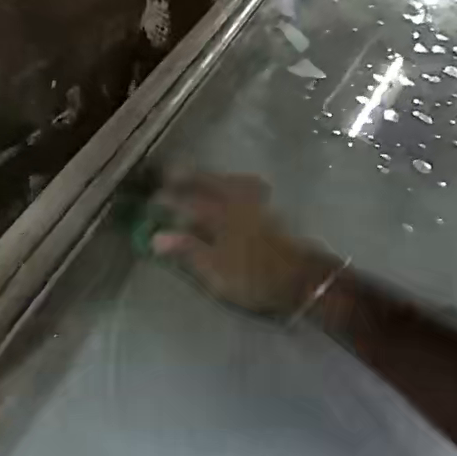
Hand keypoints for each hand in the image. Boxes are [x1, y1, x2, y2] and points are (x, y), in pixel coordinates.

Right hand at [149, 170, 339, 317]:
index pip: (187, 200)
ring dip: (213, 178)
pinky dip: (232, 186)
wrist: (304, 280)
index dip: (167, 199)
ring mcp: (257, 204)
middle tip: (172, 174)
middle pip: (210, 182)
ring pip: (230, 182)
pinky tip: (230, 193)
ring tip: (200, 180)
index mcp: (220, 213)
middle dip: (189, 177)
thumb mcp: (214, 269)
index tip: (152, 199)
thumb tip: (155, 237)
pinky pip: (245, 189)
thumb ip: (186, 249)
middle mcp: (237, 201)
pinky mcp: (272, 212)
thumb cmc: (254, 276)